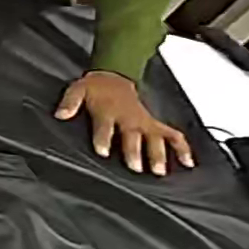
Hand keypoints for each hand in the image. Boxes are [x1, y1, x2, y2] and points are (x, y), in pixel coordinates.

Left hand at [54, 71, 194, 176]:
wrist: (113, 77)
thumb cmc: (93, 87)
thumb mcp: (76, 90)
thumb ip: (69, 103)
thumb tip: (60, 115)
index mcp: (107, 112)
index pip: (104, 128)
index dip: (103, 140)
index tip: (103, 153)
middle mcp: (128, 118)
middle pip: (131, 137)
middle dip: (133, 152)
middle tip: (135, 168)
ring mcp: (143, 121)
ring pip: (155, 139)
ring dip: (158, 155)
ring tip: (159, 171)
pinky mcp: (154, 123)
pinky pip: (173, 135)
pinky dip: (183, 148)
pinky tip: (188, 162)